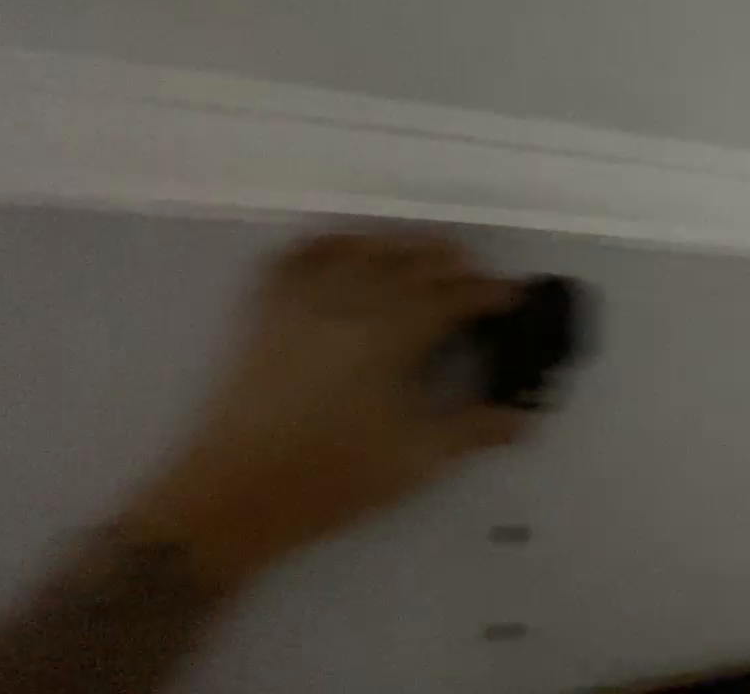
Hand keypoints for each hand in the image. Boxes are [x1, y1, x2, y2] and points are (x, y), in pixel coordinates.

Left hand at [122, 232, 529, 590]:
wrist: (225, 504)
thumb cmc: (328, 481)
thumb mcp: (415, 461)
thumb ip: (474, 431)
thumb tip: (525, 419)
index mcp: (391, 337)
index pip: (453, 296)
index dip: (489, 292)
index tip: (514, 296)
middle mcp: (350, 306)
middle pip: (412, 262)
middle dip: (453, 262)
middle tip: (477, 277)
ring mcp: (303, 305)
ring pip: (362, 250)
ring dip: (402, 245)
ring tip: (424, 256)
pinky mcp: (266, 314)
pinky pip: (298, 258)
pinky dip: (329, 245)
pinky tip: (348, 250)